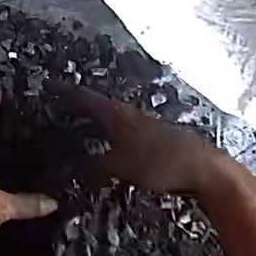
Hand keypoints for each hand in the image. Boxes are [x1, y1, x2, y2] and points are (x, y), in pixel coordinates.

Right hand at [53, 80, 230, 195]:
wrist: (206, 171)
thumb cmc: (163, 162)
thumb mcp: (120, 167)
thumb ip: (94, 168)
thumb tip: (73, 172)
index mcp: (117, 114)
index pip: (83, 97)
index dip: (64, 91)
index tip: (48, 83)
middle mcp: (129, 115)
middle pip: (96, 106)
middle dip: (76, 106)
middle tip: (57, 107)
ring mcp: (143, 125)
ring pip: (110, 120)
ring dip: (93, 122)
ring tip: (77, 128)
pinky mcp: (153, 139)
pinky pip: (121, 133)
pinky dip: (107, 135)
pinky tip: (105, 147)